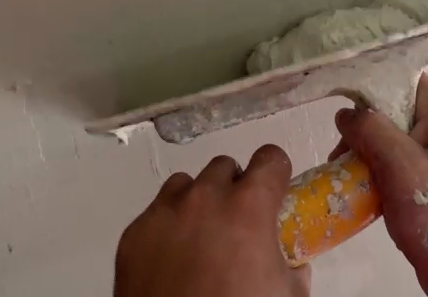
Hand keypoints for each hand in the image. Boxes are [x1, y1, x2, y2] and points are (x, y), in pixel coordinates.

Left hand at [115, 144, 311, 296]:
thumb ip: (292, 269)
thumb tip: (292, 264)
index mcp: (248, 207)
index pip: (270, 159)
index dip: (276, 174)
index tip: (275, 192)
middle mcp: (205, 198)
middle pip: (224, 169)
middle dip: (233, 191)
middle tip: (236, 228)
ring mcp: (165, 212)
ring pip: (186, 186)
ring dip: (198, 204)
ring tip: (200, 241)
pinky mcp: (134, 234)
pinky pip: (156, 214)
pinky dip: (167, 229)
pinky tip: (171, 261)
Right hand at [333, 75, 427, 296]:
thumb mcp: (400, 163)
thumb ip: (369, 128)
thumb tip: (345, 113)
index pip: (404, 77)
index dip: (372, 80)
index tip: (341, 94)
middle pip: (393, 111)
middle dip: (363, 128)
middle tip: (340, 152)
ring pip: (391, 143)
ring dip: (366, 156)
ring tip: (346, 176)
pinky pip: (396, 169)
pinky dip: (377, 177)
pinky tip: (364, 194)